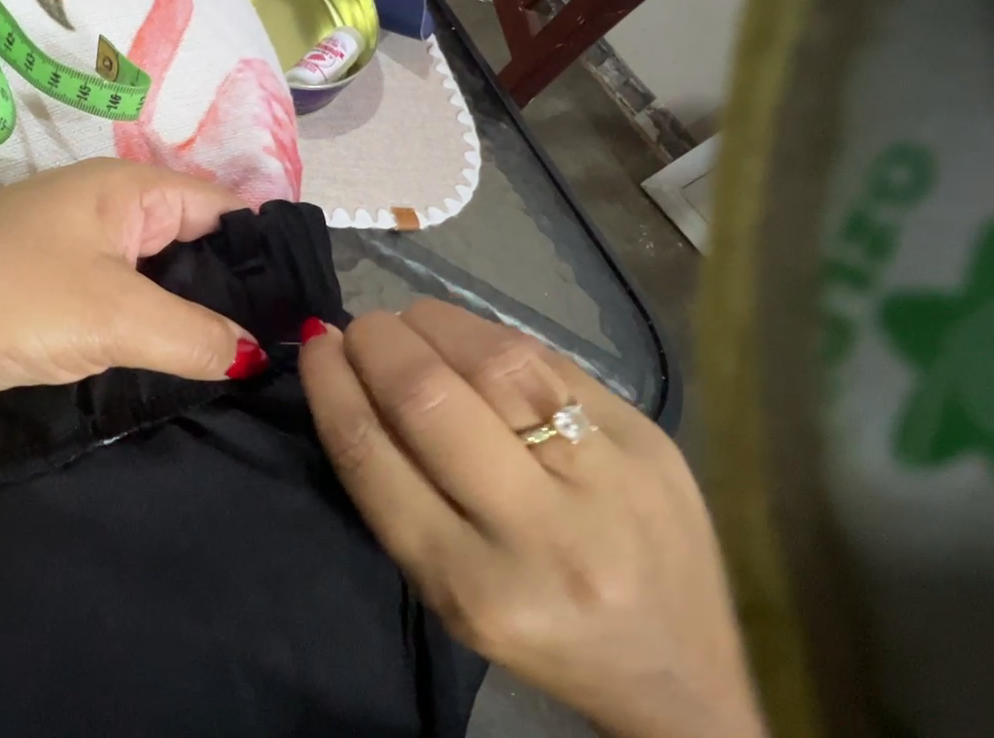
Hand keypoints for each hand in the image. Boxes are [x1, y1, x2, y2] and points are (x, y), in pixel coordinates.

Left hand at [0, 158, 260, 415]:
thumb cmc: (13, 302)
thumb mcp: (117, 316)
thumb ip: (197, 335)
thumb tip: (254, 355)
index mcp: (124, 187)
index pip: (221, 206)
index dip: (266, 252)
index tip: (306, 310)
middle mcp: (103, 209)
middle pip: (191, 242)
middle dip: (233, 291)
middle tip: (285, 350)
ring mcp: (74, 252)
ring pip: (156, 280)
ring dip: (191, 318)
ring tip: (249, 367)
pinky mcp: (52, 295)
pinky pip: (121, 307)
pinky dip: (150, 334)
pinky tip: (183, 369)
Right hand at [300, 302, 763, 737]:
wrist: (677, 674)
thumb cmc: (533, 629)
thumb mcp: (442, 585)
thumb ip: (395, 487)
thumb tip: (350, 374)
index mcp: (470, 585)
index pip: (373, 456)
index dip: (331, 385)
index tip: (316, 346)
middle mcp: (541, 534)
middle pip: (429, 398)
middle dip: (378, 344)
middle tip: (359, 329)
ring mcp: (607, 481)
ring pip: (497, 361)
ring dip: (433, 324)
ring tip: (408, 321)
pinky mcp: (651, 442)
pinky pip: (551, 361)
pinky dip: (490, 336)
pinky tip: (468, 337)